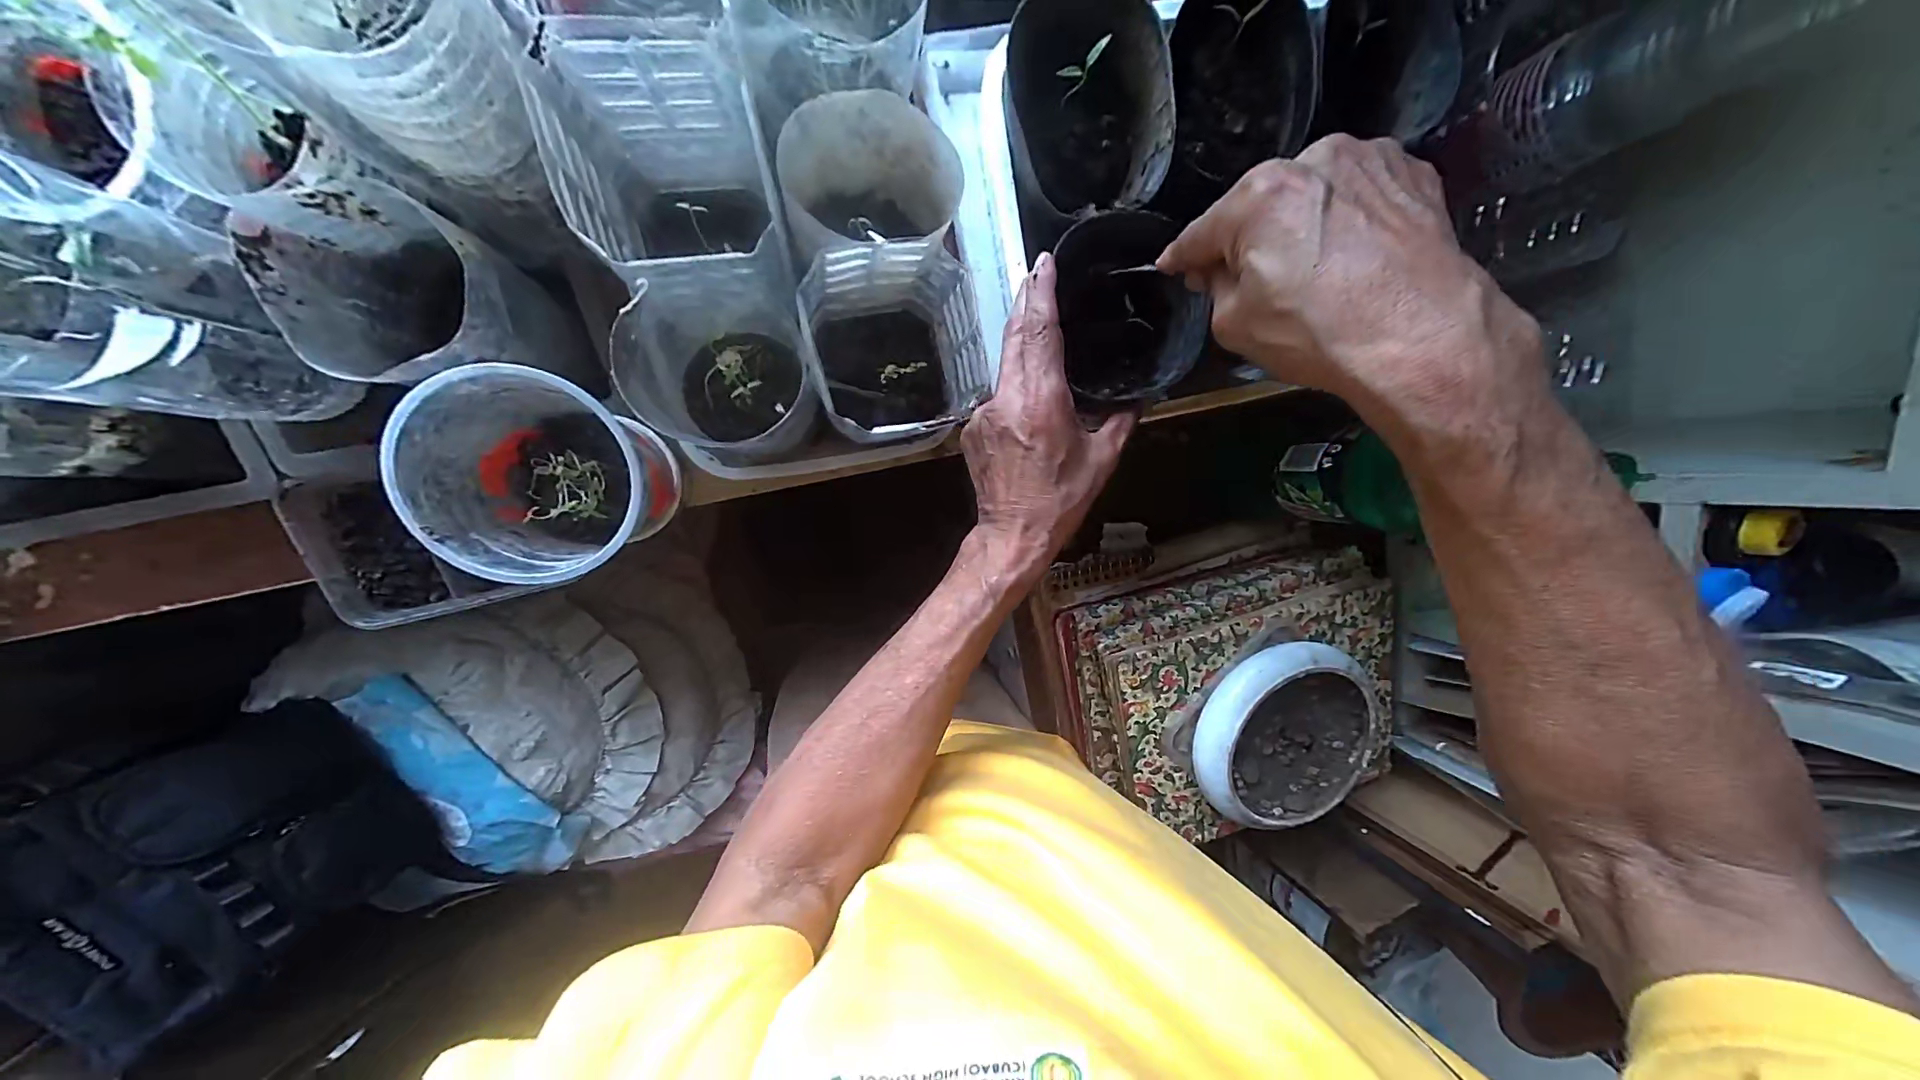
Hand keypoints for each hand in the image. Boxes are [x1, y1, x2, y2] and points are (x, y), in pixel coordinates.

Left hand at [962, 252, 1133, 584]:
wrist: (1012, 534)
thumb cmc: (1060, 499)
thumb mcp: (1101, 460)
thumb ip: (1119, 422)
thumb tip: (1136, 401)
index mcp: (1041, 400)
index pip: (1040, 333)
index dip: (1041, 294)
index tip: (1043, 265)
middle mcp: (1006, 398)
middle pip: (1014, 337)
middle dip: (1025, 303)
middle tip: (1036, 277)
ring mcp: (983, 413)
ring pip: (1003, 366)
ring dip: (1020, 345)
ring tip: (1036, 327)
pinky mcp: (971, 428)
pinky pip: (996, 395)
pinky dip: (1012, 387)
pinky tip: (1026, 400)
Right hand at [1157, 135, 1548, 449]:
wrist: (1422, 337)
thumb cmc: (1317, 332)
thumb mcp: (1233, 324)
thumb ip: (1214, 287)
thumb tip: (1219, 270)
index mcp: (1258, 195)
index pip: (1200, 231)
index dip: (1182, 256)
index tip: (1173, 267)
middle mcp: (1312, 160)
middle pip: (1256, 205)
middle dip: (1245, 238)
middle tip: (1246, 278)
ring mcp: (1369, 159)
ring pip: (1309, 194)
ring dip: (1296, 223)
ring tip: (1307, 268)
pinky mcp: (1412, 174)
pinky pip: (1355, 195)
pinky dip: (1343, 219)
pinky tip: (1350, 256)